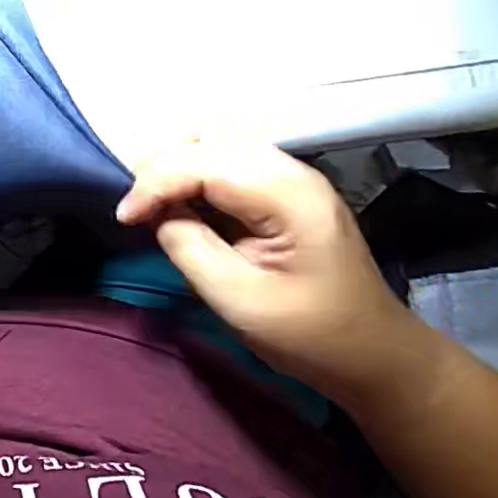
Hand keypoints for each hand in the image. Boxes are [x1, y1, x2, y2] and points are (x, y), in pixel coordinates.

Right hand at [116, 140, 447, 409]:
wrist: (372, 353)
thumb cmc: (309, 335)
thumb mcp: (237, 299)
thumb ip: (188, 246)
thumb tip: (156, 213)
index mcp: (288, 195)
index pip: (203, 163)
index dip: (155, 183)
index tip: (125, 218)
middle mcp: (290, 171)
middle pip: (207, 143)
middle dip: (161, 171)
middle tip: (136, 213)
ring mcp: (290, 176)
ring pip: (214, 147)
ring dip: (175, 171)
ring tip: (153, 207)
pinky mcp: (283, 189)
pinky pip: (226, 165)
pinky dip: (194, 178)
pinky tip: (182, 206)